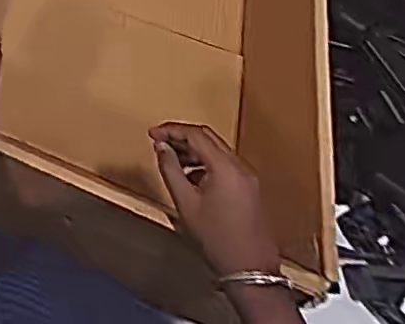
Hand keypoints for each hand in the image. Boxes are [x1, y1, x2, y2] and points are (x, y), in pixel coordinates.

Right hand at [151, 122, 282, 275]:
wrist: (251, 274)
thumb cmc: (217, 240)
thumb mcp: (186, 204)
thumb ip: (171, 170)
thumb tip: (162, 147)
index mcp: (225, 166)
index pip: (196, 134)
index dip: (171, 130)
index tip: (153, 134)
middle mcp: (239, 166)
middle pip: (208, 138)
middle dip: (182, 137)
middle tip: (161, 141)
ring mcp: (247, 177)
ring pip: (217, 151)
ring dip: (194, 151)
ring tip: (173, 160)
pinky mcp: (250, 189)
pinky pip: (225, 165)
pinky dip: (206, 164)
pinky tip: (192, 178)